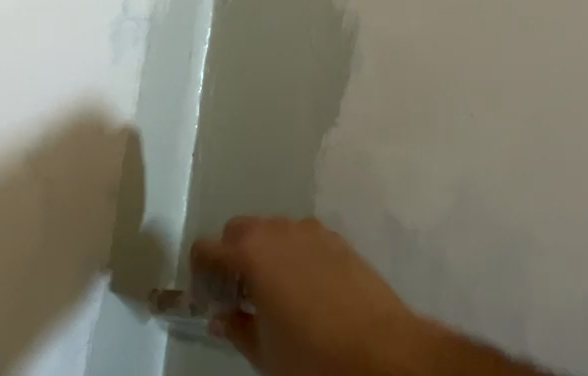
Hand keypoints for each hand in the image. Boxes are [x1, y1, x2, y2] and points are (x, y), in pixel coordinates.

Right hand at [192, 217, 542, 375]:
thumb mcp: (265, 353)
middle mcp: (276, 231)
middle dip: (231, 258)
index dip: (201, 273)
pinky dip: (293, 254)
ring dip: (264, 253)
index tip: (208, 299)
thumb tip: (221, 318)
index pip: (206, 249)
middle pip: (238, 231)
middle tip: (239, 295)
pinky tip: (306, 288)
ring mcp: (309, 231)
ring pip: (272, 231)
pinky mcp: (337, 239)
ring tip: (275, 292)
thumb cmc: (316, 356)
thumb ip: (236, 328)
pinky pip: (301, 238)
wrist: (386, 353)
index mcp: (250, 254)